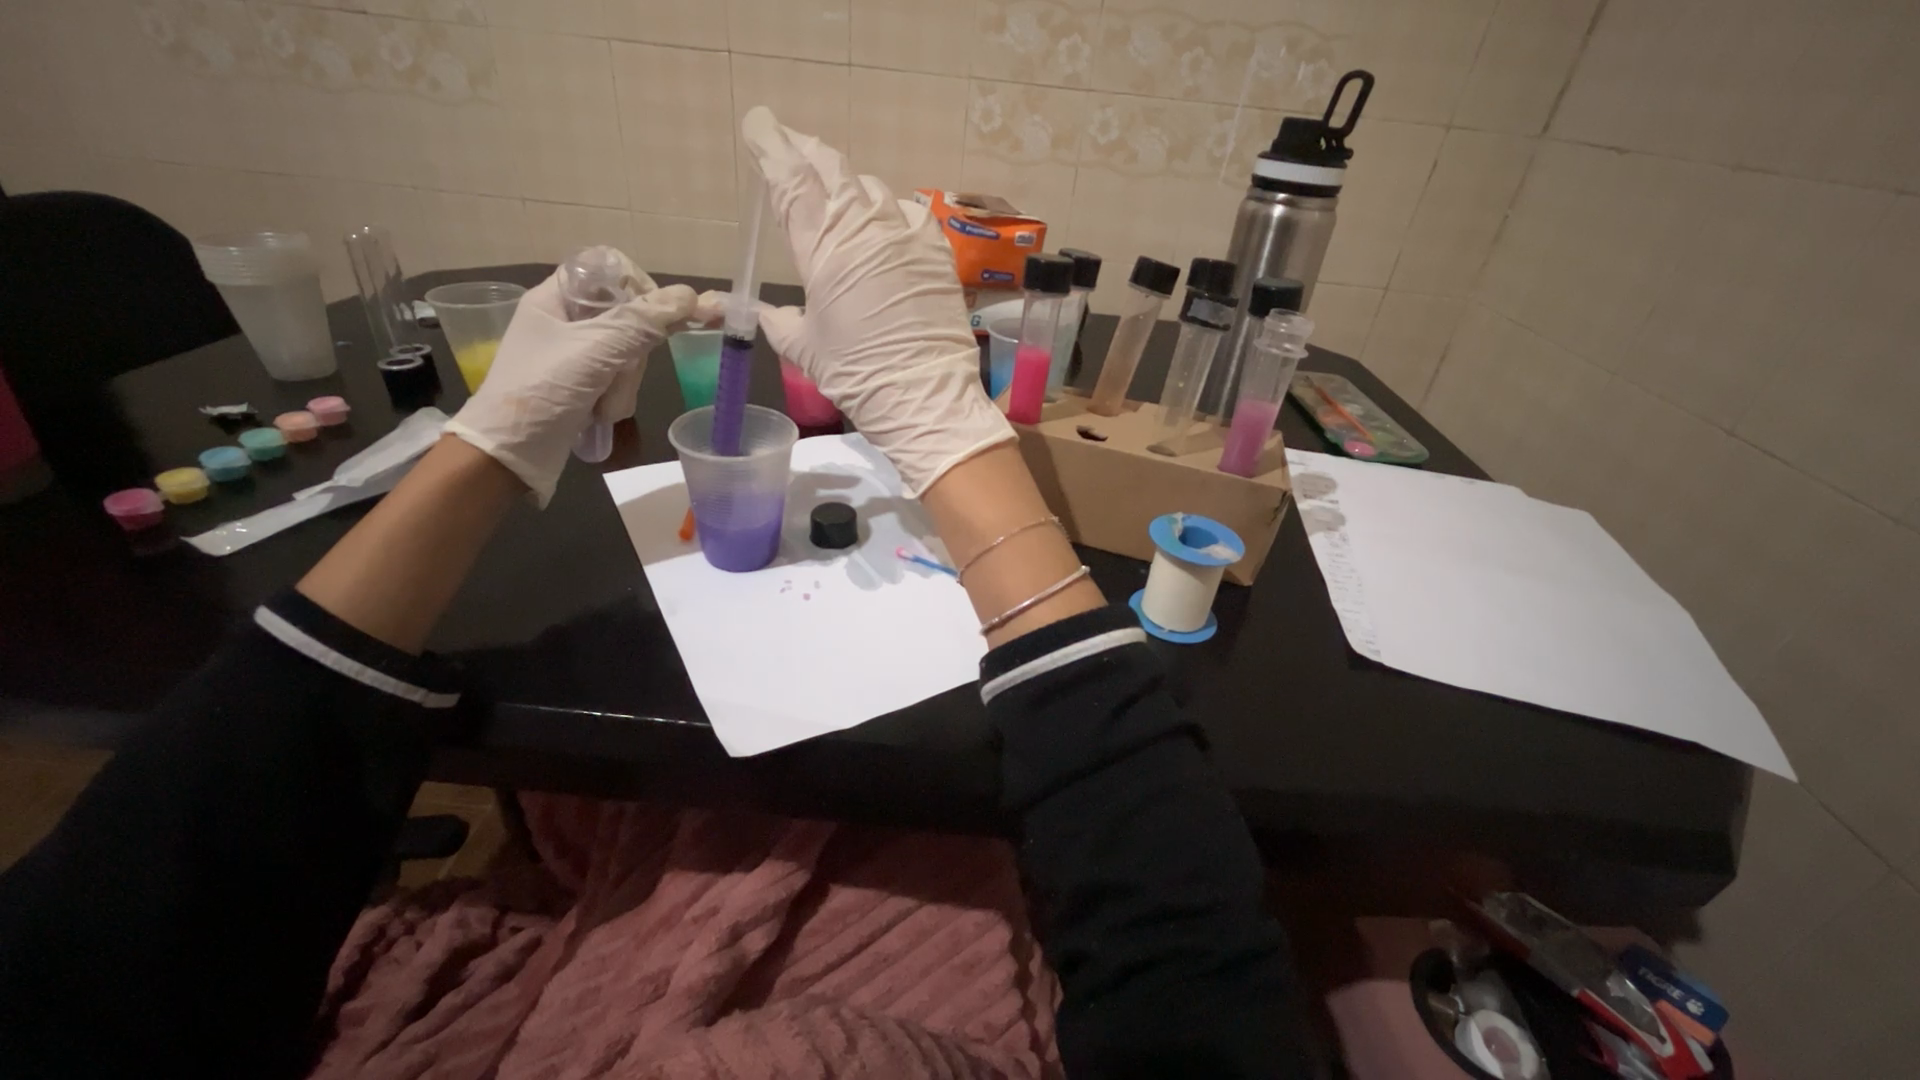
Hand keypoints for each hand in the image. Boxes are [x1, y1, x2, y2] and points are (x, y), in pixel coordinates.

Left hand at [444, 250, 695, 505]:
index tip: (653, 317)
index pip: (610, 270)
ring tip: (605, 404)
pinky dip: (618, 397)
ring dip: (625, 382)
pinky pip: (620, 378)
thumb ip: (643, 322)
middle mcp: (567, 320)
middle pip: (627, 316)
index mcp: (556, 297)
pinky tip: (603, 413)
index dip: (637, 288)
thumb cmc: (541, 391)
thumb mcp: (595, 351)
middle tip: (619, 372)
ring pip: (629, 352)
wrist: (509, 454)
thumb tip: (690, 295)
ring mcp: (577, 355)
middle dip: (632, 351)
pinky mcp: (585, 385)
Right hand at [741, 106, 1012, 496]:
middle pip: (831, 169)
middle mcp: (863, 230)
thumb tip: (764, 311)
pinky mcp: (935, 250)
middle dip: (806, 151)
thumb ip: (778, 320)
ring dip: (848, 186)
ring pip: (870, 188)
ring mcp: (904, 235)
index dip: (772, 146)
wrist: (924, 396)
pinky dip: (889, 211)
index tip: (760, 126)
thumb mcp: (804, 349)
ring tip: (838, 196)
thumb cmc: (857, 374)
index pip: (790, 180)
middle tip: (792, 147)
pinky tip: (884, 225)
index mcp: (822, 249)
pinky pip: (908, 212)